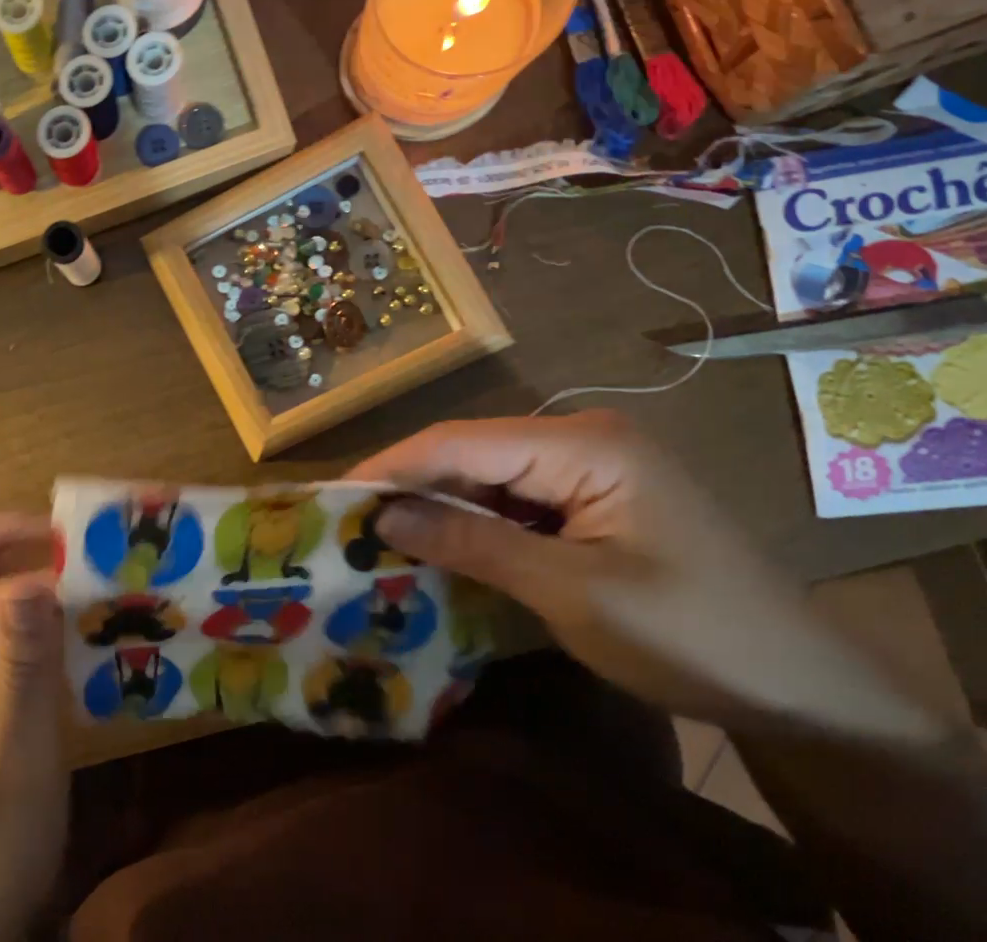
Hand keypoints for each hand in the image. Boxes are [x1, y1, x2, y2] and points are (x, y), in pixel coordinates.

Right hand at [350, 412, 942, 742]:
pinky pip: (513, 502)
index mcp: (586, 445)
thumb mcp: (569, 592)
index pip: (458, 441)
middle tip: (344, 527)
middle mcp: (584, 440)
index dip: (388, 467)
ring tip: (375, 539)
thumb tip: (381, 515)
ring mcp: (592, 470)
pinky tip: (436, 549)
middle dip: (406, 488)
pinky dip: (472, 526)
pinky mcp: (594, 502)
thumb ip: (471, 543)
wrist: (803, 690)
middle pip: (468, 452)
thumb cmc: (690, 636)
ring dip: (435, 509)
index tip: (327, 501)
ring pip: (485, 477)